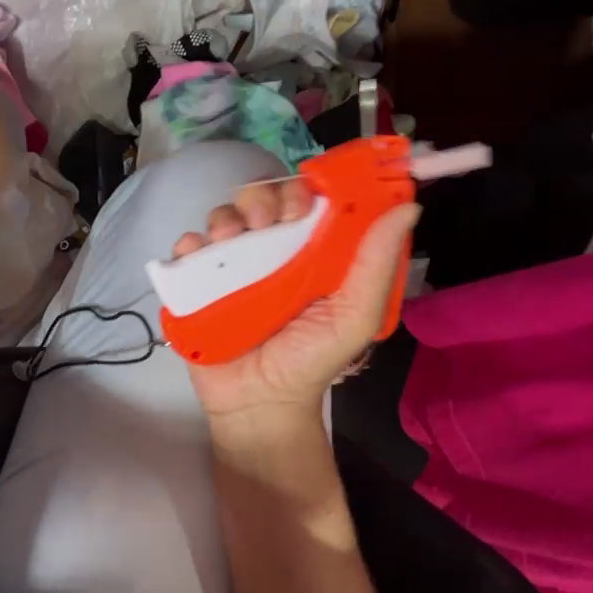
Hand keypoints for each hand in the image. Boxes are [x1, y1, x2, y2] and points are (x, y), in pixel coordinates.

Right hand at [173, 179, 418, 450]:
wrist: (258, 403)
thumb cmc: (310, 362)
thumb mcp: (355, 315)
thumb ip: (376, 264)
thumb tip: (407, 205)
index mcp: (311, 253)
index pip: (308, 201)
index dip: (305, 189)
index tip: (302, 204)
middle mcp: (269, 253)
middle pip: (260, 201)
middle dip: (260, 199)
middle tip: (263, 224)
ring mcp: (230, 269)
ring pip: (222, 219)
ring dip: (223, 218)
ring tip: (226, 240)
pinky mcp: (196, 288)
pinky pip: (185, 254)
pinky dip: (186, 245)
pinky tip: (194, 253)